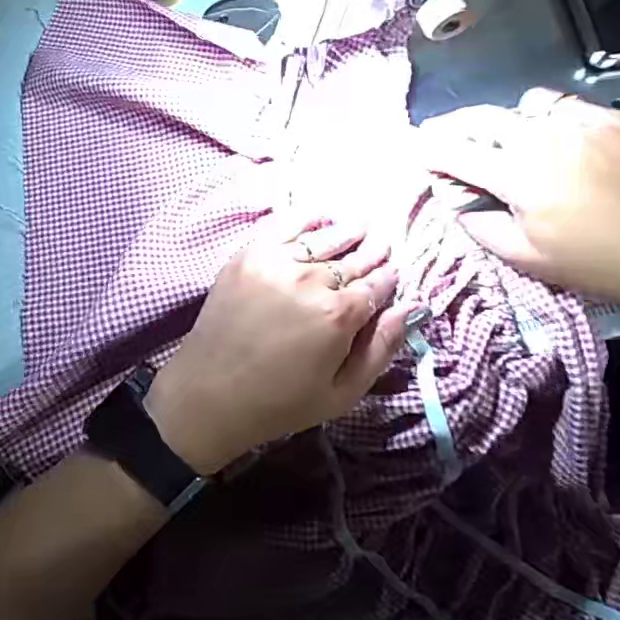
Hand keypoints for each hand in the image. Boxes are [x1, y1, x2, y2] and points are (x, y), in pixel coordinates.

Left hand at [145, 215, 416, 473]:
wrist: (209, 395)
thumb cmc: (280, 402)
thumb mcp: (342, 393)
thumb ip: (381, 349)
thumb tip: (410, 308)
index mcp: (339, 316)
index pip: (377, 285)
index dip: (388, 279)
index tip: (393, 274)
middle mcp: (312, 280)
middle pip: (354, 259)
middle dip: (373, 253)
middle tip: (384, 244)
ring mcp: (278, 262)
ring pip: (325, 238)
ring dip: (349, 232)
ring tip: (362, 226)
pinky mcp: (250, 254)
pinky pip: (285, 224)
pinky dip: (308, 218)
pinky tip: (322, 217)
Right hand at [418, 89, 619, 345]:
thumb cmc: (604, 267)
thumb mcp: (530, 260)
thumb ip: (480, 223)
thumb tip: (453, 195)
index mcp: (521, 174)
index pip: (456, 149)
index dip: (430, 146)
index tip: (418, 146)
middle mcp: (551, 134)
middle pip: (487, 116)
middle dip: (458, 124)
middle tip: (448, 134)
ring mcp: (595, 118)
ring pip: (536, 106)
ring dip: (517, 123)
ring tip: (525, 145)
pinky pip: (584, 112)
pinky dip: (570, 128)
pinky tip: (588, 156)